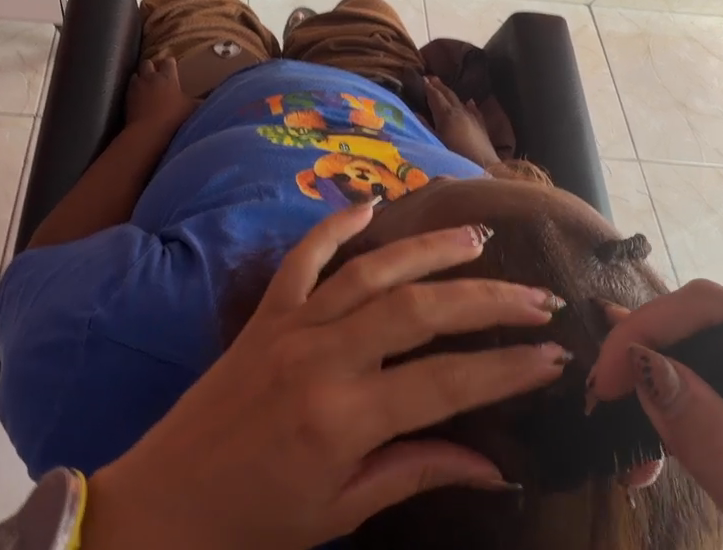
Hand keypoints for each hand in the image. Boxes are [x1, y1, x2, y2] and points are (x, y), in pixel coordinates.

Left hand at [85, 205, 570, 549]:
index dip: (507, 367)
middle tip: (537, 295)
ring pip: (369, 272)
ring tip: (476, 239)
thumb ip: (417, 473)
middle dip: (486, 301)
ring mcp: (289, 326)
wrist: (167, 498)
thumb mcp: (343, 510)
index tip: (555, 354)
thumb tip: (496, 467)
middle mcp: (320, 358)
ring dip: (426, 251)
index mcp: (344, 418)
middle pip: (418, 312)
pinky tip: (370, 205)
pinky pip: (303, 258)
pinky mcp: (263, 313)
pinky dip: (335, 227)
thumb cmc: (257, 517)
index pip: (446, 382)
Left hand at [126, 56, 196, 130]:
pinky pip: (129, 89)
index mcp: (167, 77)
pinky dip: (133, 91)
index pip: (168, 61)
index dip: (170, 63)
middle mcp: (150, 77)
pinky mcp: (126, 99)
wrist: (148, 132)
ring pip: (136, 74)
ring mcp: (136, 87)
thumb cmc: (174, 118)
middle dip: (152, 67)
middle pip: (148, 63)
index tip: (173, 67)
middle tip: (157, 75)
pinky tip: (138, 99)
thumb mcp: (193, 109)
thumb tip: (213, 99)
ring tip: (146, 86)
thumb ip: (201, 101)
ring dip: (140, 78)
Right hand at [426, 76, 496, 167]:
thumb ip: (425, 126)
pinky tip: (469, 101)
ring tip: (443, 87)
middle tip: (431, 77)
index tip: (422, 79)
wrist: (483, 165)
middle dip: (439, 85)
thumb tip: (415, 113)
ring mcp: (472, 117)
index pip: (435, 96)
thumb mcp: (436, 141)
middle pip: (447, 94)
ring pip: (459, 100)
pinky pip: (474, 110)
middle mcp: (459, 111)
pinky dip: (469, 104)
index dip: (428, 88)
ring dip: (450, 92)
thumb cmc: (455, 155)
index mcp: (446, 115)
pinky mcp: (481, 125)